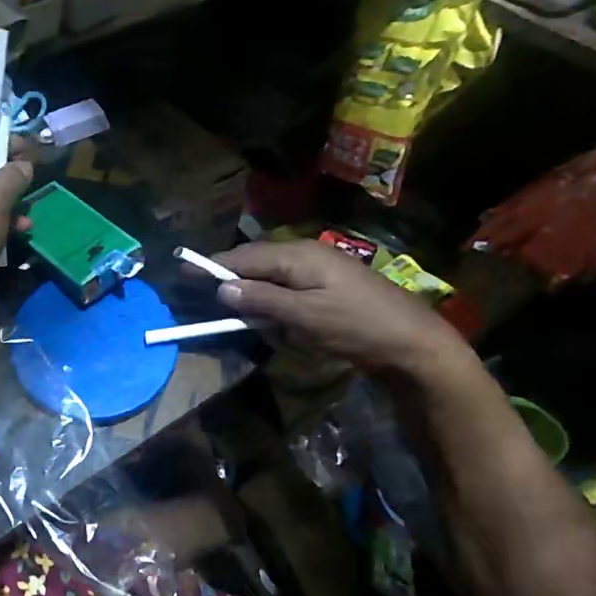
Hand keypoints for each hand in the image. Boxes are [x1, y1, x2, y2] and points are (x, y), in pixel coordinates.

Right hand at [213, 241, 466, 374]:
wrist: (413, 342)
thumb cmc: (356, 326)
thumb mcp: (304, 316)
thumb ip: (261, 300)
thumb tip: (222, 288)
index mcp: (297, 255)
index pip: (244, 257)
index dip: (212, 266)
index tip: (183, 271)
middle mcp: (307, 254)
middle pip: (257, 263)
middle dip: (234, 280)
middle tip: (209, 296)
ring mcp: (321, 269)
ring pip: (274, 277)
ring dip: (258, 296)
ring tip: (250, 316)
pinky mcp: (330, 286)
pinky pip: (291, 289)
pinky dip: (279, 304)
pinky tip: (282, 322)